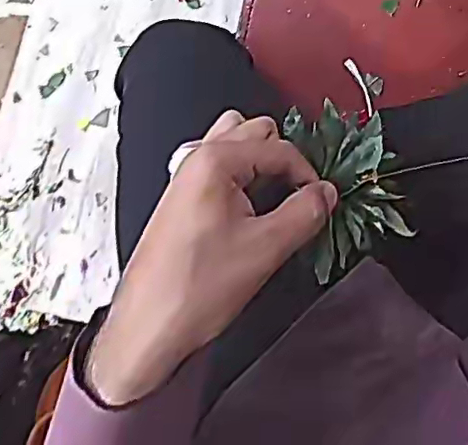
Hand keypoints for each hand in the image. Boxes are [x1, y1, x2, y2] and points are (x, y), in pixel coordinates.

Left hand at [88, 111, 336, 404]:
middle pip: (258, 131)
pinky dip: (243, 174)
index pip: (280, 149)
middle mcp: (197, 158)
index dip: (307, 175)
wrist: (143, 335)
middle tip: (299, 194)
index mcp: (215, 161)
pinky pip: (221, 164)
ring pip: (237, 141)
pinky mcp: (183, 196)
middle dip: (284, 159)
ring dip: (262, 160)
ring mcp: (187, 176)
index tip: (318, 201)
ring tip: (275, 196)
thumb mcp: (265, 250)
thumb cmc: (190, 293)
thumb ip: (305, 213)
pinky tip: (251, 210)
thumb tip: (325, 193)